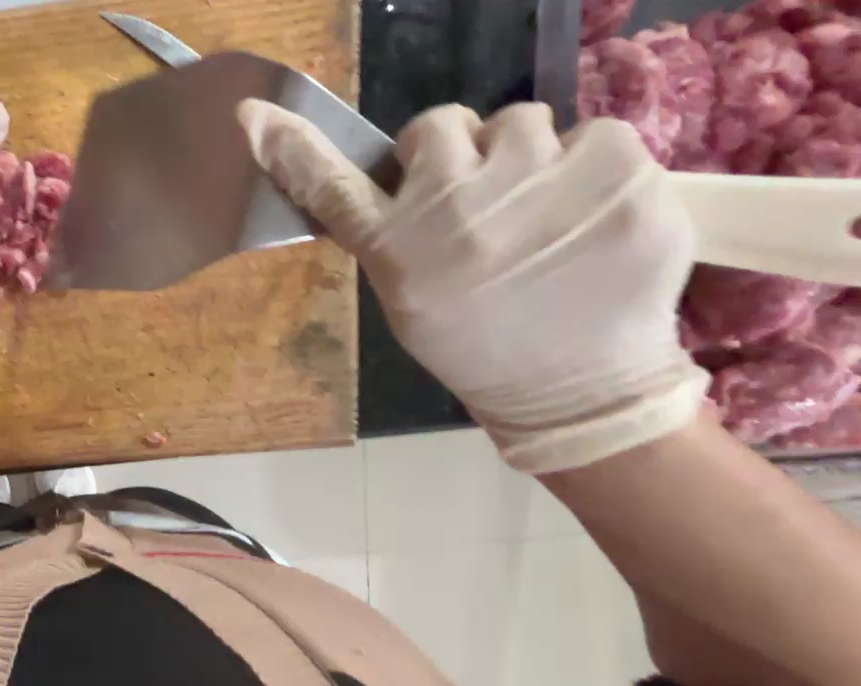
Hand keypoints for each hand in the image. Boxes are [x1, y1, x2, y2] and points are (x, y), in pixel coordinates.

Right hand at [237, 100, 710, 473]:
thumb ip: (398, 236)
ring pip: (521, 120)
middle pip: (440, 124)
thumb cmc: (478, 344)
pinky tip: (590, 213)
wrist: (577, 383)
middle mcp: (454, 207)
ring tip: (541, 211)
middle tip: (476, 195)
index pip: (332, 187)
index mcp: (397, 249)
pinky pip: (595, 130)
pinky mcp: (617, 170)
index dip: (293, 149)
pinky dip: (592, 165)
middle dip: (455, 149)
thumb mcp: (410, 300)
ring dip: (525, 155)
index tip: (253, 117)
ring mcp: (538, 183)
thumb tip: (399, 177)